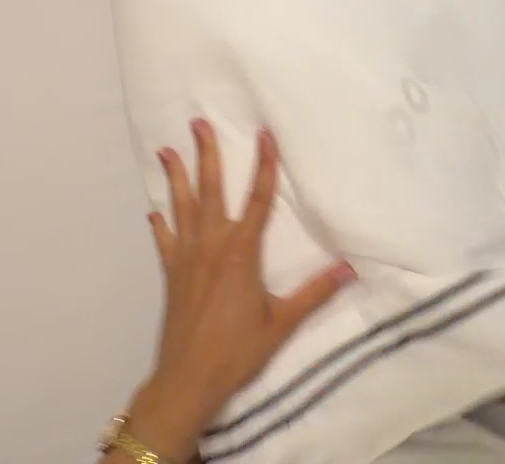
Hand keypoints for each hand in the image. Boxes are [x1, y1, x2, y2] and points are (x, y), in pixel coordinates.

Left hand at [120, 120, 355, 461]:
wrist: (186, 382)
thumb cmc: (237, 351)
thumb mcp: (282, 323)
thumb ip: (315, 293)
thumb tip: (350, 269)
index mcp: (242, 251)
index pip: (258, 198)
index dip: (263, 164)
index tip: (264, 134)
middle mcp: (212, 245)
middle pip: (210, 190)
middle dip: (206, 154)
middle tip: (198, 122)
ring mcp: (188, 258)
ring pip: (182, 207)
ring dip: (175, 177)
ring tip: (165, 150)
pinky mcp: (171, 274)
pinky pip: (165, 242)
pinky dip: (160, 225)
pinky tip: (154, 212)